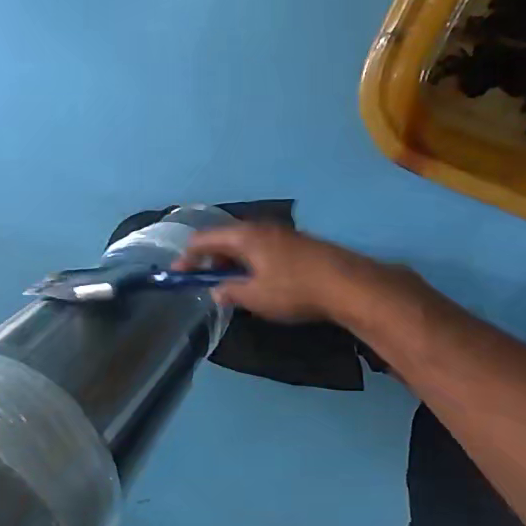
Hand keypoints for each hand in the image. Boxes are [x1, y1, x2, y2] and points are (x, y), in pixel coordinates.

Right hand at [173, 223, 376, 323]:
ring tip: (232, 285)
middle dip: (211, 259)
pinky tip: (260, 282)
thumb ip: (230, 293)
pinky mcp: (299, 244)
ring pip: (247, 244)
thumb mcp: (255, 297)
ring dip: (233, 262)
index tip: (178, 275)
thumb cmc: (294, 290)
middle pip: (226, 238)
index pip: (205, 239)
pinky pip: (264, 248)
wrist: (347, 284)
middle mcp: (262, 228)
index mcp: (245, 236)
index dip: (188, 257)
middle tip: (206, 282)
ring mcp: (283, 234)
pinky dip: (252, 262)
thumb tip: (215, 290)